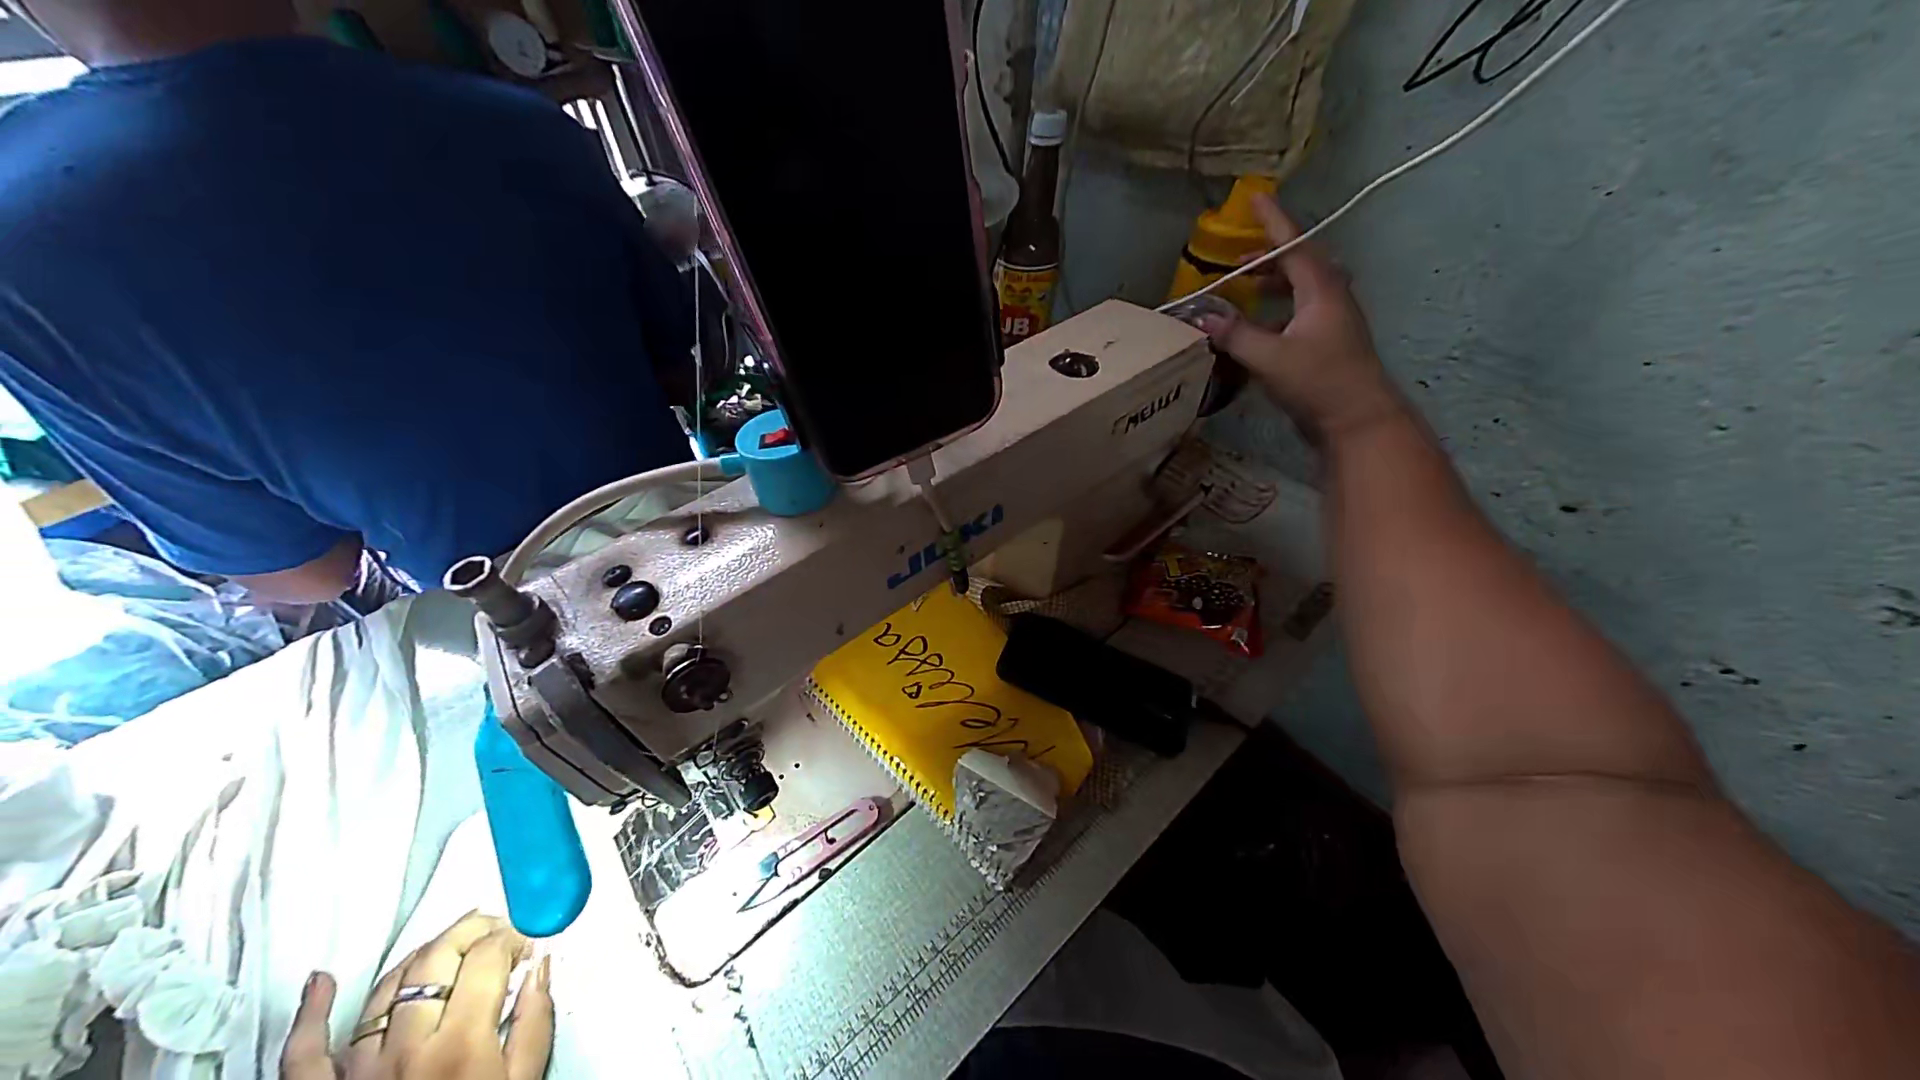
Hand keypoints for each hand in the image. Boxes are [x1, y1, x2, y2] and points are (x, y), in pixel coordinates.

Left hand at [281, 913, 554, 1079]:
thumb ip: (534, 1023)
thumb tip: (539, 969)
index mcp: (463, 1043)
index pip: (488, 959)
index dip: (511, 937)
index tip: (523, 939)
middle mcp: (408, 1048)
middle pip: (436, 960)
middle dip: (470, 930)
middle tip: (492, 926)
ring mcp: (358, 1072)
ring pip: (385, 990)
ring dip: (418, 954)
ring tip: (445, 942)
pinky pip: (304, 1052)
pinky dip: (310, 1013)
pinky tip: (320, 981)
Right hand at [1197, 195, 1403, 443]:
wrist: (1359, 420)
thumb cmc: (1318, 381)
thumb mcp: (1269, 357)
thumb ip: (1235, 336)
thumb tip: (1203, 317)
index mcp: (1321, 289)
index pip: (1293, 245)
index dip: (1273, 221)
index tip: (1256, 197)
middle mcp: (1331, 297)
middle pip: (1301, 263)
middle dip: (1271, 255)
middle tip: (1241, 256)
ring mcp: (1333, 320)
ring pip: (1302, 288)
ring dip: (1275, 283)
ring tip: (1248, 287)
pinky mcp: (1329, 342)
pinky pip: (1300, 312)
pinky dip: (1277, 311)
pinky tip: (1258, 328)